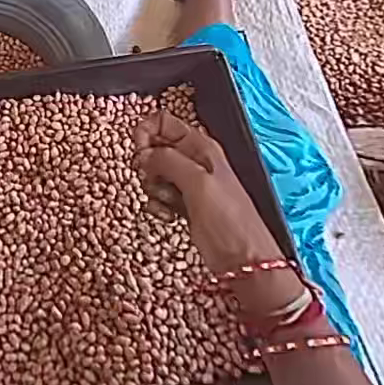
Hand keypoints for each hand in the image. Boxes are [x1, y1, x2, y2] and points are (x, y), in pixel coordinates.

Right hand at [131, 111, 298, 312]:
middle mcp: (195, 161)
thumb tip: (144, 153)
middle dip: (146, 164)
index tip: (139, 151)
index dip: (146, 132)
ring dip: (152, 188)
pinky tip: (168, 215)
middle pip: (154, 148)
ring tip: (168, 201)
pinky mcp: (184, 205)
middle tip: (154, 180)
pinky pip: (158, 197)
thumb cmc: (230, 223)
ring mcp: (189, 184)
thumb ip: (167, 160)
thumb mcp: (197, 183)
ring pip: (153, 174)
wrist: (244, 263)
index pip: (163, 121)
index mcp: (201, 147)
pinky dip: (157, 205)